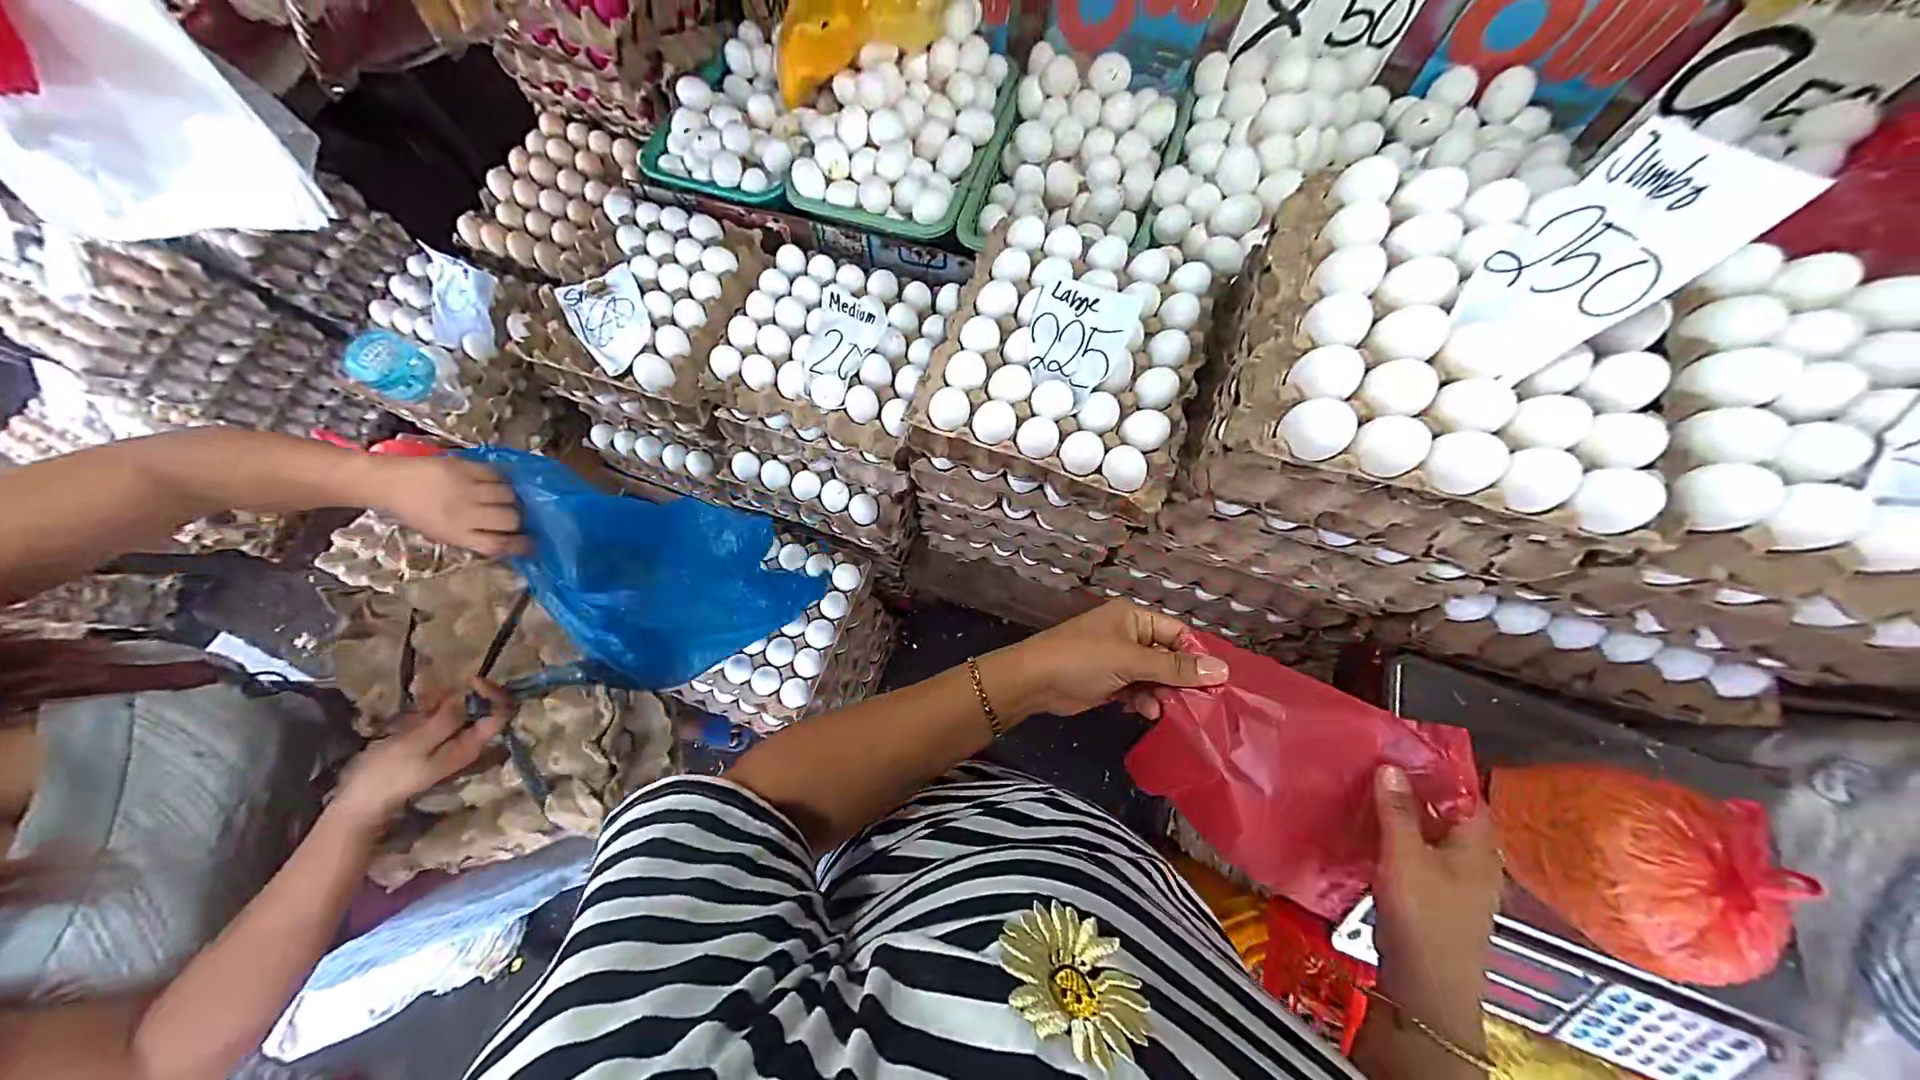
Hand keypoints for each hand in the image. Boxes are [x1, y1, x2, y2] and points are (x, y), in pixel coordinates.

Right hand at [331, 679, 509, 828]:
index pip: (499, 714)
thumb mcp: (417, 744)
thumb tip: (467, 696)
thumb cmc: (388, 772)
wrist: (358, 800)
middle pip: (480, 709)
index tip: (472, 680)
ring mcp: (448, 740)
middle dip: (464, 693)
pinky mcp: (430, 739)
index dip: (493, 694)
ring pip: (458, 710)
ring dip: (444, 696)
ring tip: (423, 687)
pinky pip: (439, 716)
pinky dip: (431, 705)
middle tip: (438, 685)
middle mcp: (466, 742)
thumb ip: (446, 720)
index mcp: (471, 745)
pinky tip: (417, 695)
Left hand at [365, 455, 528, 556]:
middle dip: (519, 518)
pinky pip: (498, 474)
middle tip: (518, 516)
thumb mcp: (443, 534)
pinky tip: (496, 482)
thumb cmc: (415, 513)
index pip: (500, 544)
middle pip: (510, 518)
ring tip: (506, 497)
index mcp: (456, 534)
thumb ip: (476, 537)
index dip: (522, 545)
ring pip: (509, 494)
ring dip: (512, 497)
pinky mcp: (464, 467)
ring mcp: (464, 488)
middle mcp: (463, 512)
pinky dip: (502, 479)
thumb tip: (511, 540)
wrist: (386, 483)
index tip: (532, 543)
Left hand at [987, 600, 1228, 720]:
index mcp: (1134, 618)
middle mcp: (1129, 635)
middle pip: (1168, 658)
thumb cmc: (1082, 660)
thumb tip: (1221, 670)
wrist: (1034, 682)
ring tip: (1162, 708)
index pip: (1177, 633)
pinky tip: (1145, 712)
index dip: (1196, 656)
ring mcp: (1118, 660)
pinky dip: (1144, 700)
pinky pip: (1138, 690)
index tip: (1215, 683)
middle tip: (1195, 704)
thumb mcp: (1130, 661)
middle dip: (1179, 680)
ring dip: (1161, 694)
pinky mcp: (1109, 682)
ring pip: (1154, 677)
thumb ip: (1175, 668)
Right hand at [1370, 765, 1501, 1046]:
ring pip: (1428, 831)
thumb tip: (1392, 765)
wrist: (1426, 985)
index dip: (1437, 766)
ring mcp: (1453, 877)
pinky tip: (1368, 828)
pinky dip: (1396, 834)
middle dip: (1413, 786)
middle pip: (1445, 810)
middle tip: (1375, 761)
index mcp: (1477, 845)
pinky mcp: (1432, 891)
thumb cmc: (1423, 917)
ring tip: (1365, 788)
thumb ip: (1399, 811)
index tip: (1401, 743)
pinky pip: (1416, 849)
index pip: (1465, 792)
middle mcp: (1472, 857)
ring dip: (1401, 811)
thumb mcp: (1405, 857)